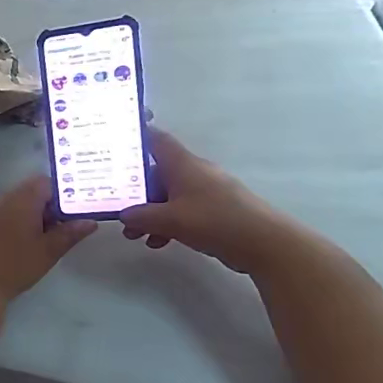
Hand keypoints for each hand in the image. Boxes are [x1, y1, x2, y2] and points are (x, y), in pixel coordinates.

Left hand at [0, 177, 96, 300]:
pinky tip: (27, 239)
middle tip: (66, 223)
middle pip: (30, 191)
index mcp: (21, 200)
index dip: (62, 192)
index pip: (44, 182)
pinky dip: (19, 219)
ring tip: (50, 234)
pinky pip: (5, 212)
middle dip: (49, 204)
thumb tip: (89, 222)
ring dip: (34, 213)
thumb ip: (70, 233)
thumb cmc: (16, 264)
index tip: (75, 208)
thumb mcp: (49, 250)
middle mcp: (4, 199)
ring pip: (18, 202)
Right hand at [118, 128, 308, 274]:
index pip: (155, 139)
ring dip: (149, 213)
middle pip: (157, 173)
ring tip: (135, 234)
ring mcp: (207, 191)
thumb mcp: (169, 220)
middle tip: (118, 209)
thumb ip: (141, 216)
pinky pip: (183, 210)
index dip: (136, 137)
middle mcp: (194, 172)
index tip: (115, 143)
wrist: (267, 244)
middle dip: (135, 192)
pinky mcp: (216, 210)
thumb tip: (124, 214)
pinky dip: (168, 223)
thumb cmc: (215, 221)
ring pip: (168, 195)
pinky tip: (158, 241)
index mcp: (183, 164)